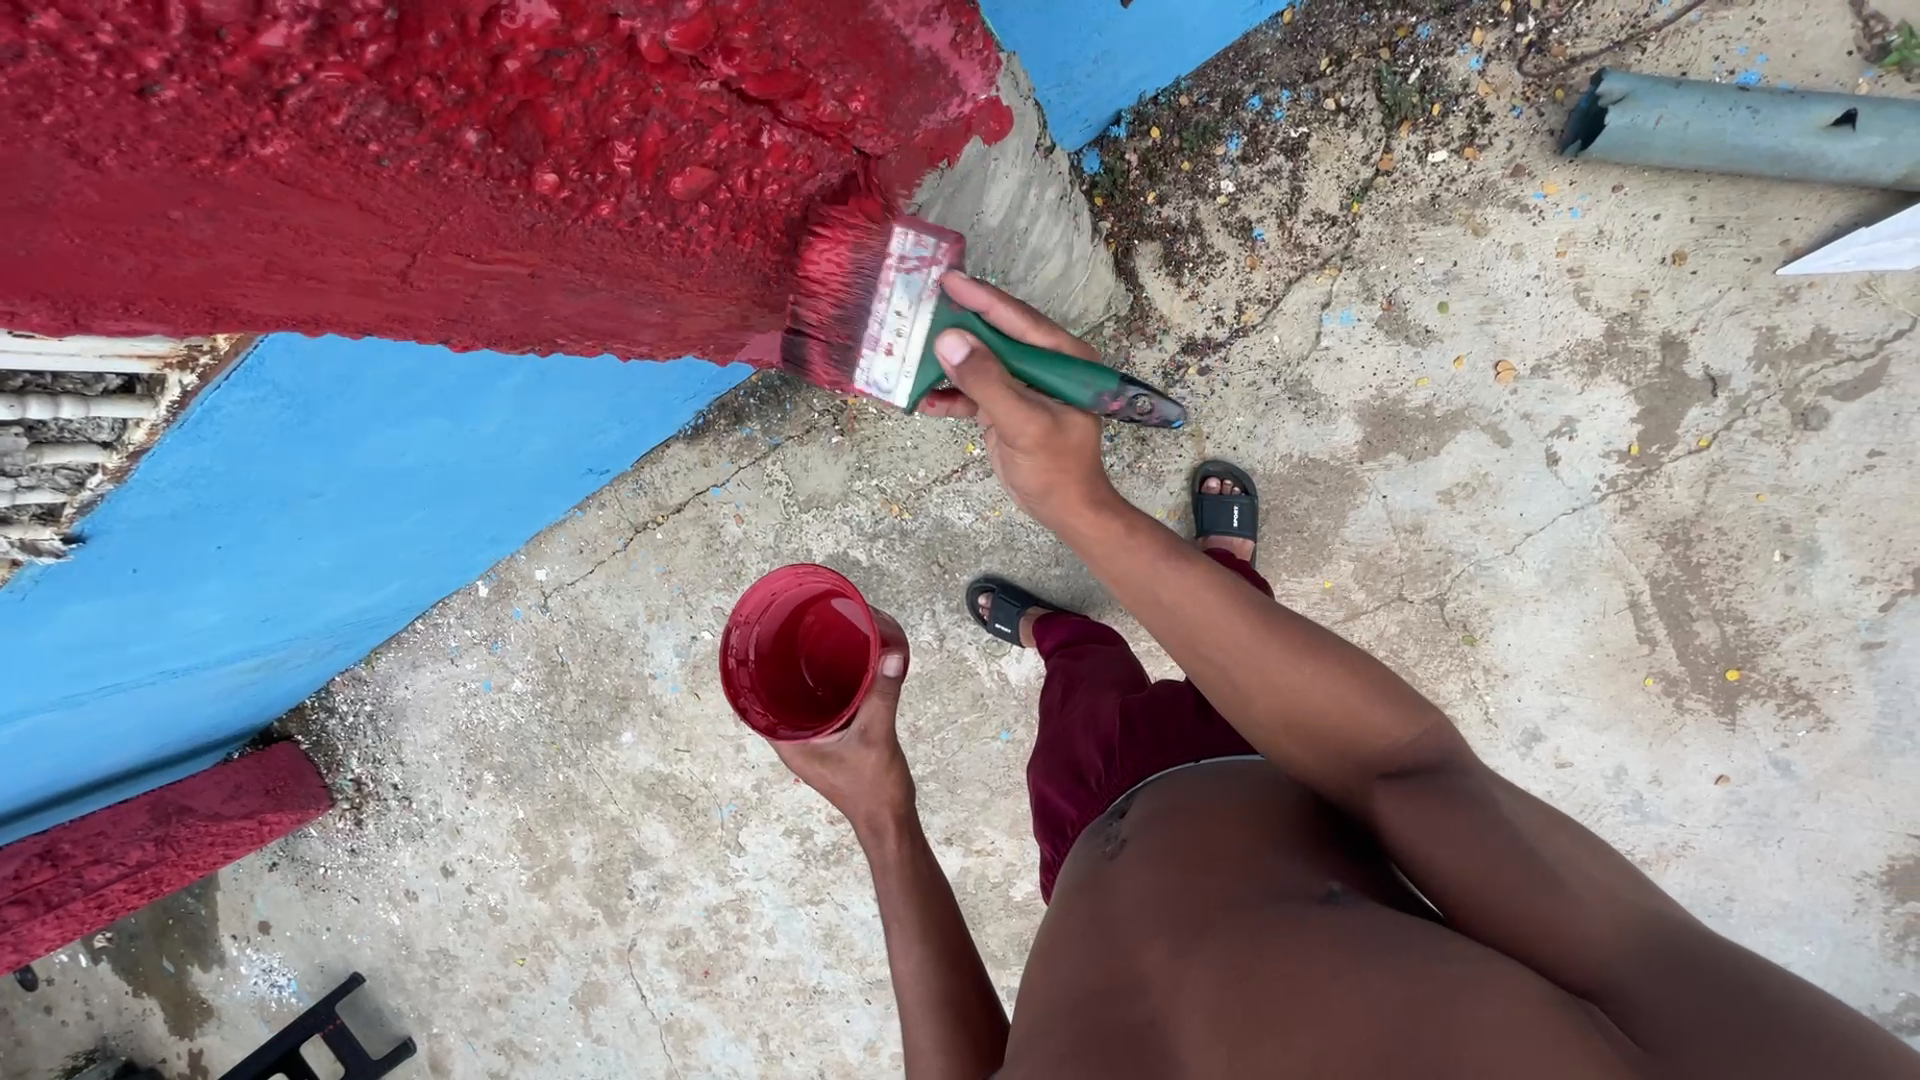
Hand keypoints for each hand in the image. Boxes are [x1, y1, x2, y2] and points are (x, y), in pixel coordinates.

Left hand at [768, 610, 916, 835]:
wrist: (892, 822)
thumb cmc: (874, 787)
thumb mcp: (876, 736)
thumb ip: (882, 695)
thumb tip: (891, 654)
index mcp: (792, 743)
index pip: (758, 704)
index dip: (759, 673)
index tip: (767, 642)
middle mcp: (798, 742)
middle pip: (781, 698)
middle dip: (790, 668)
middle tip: (799, 633)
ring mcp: (816, 744)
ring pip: (806, 703)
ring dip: (813, 679)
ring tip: (821, 644)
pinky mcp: (836, 742)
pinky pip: (826, 709)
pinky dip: (833, 690)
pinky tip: (847, 671)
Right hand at [917, 273, 1118, 529]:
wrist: (1063, 509)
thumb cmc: (1056, 468)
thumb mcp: (1023, 423)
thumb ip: (987, 381)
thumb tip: (949, 340)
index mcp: (1062, 357)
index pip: (1017, 319)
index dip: (982, 299)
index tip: (947, 280)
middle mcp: (1042, 364)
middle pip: (994, 335)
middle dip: (957, 326)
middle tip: (919, 306)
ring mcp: (1021, 385)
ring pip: (978, 362)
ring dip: (947, 362)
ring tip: (910, 351)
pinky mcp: (1004, 407)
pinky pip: (972, 392)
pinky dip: (949, 396)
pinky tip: (923, 400)